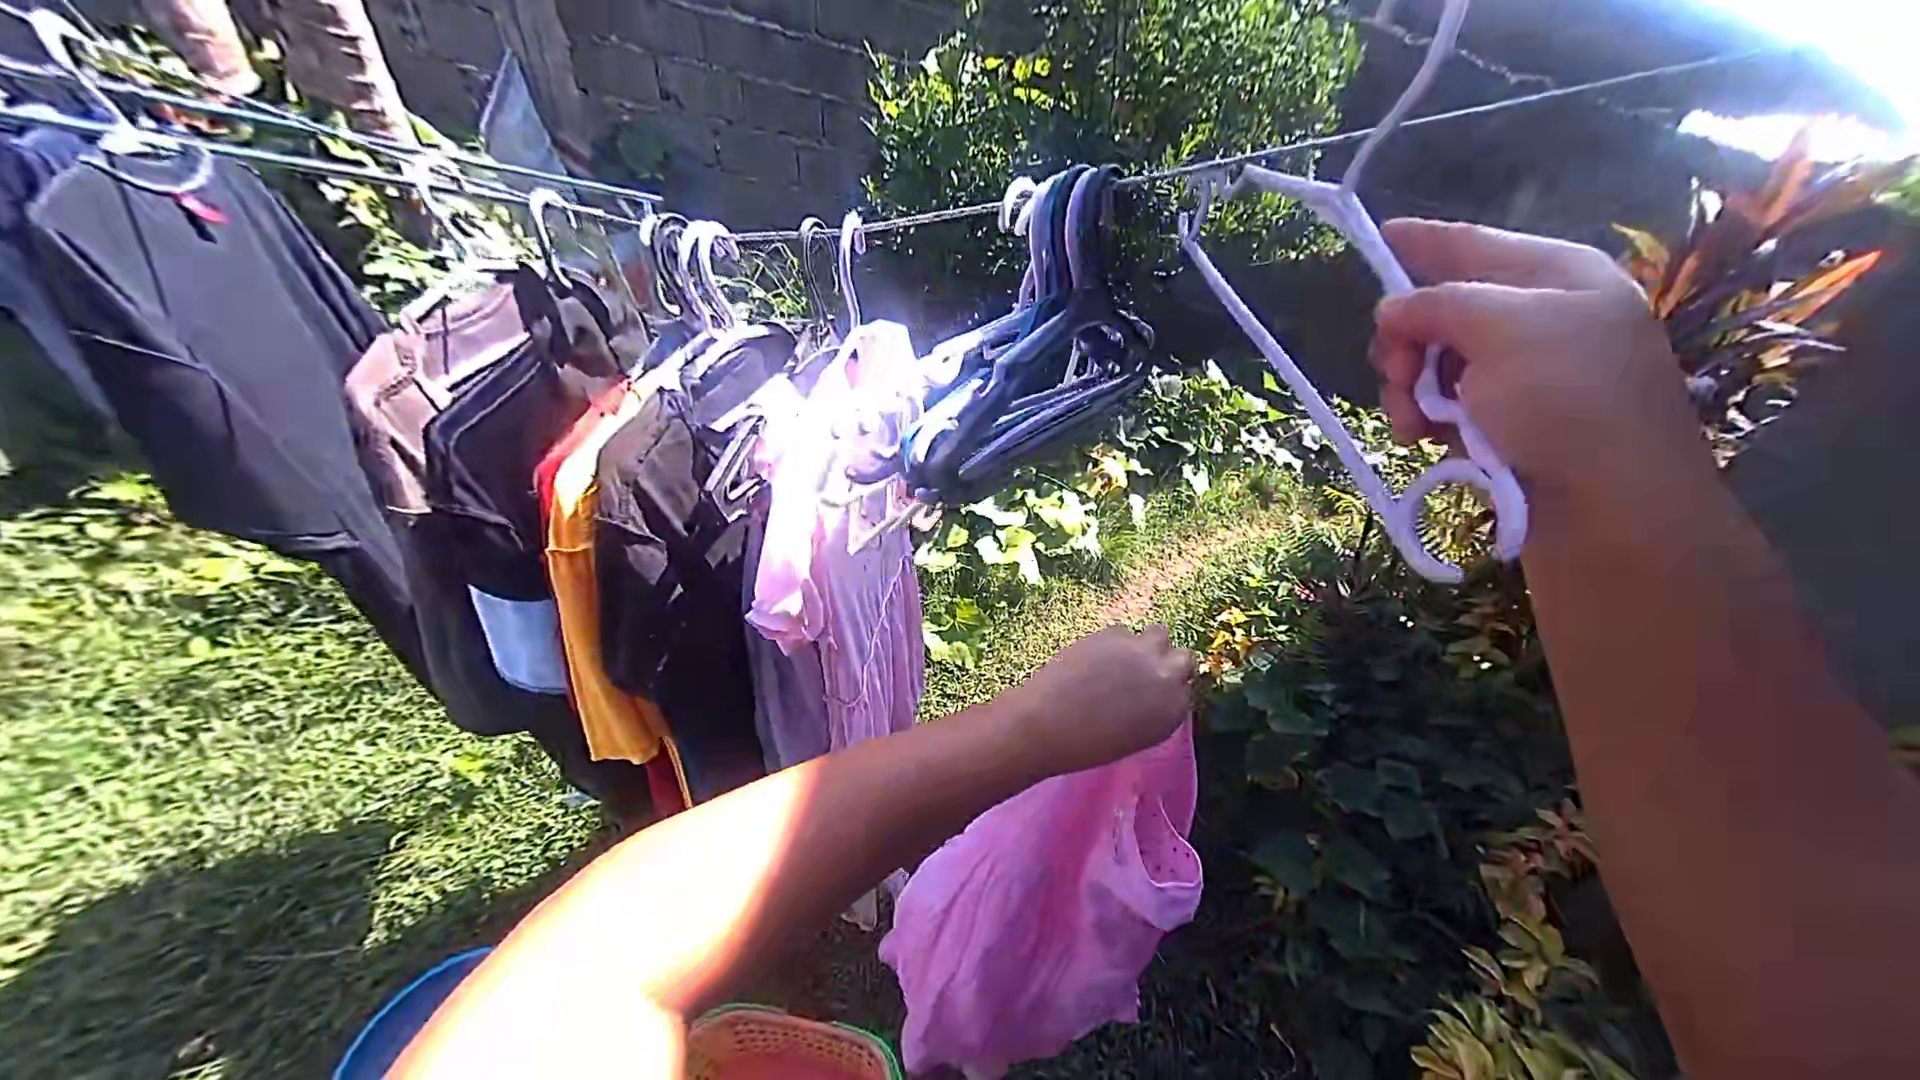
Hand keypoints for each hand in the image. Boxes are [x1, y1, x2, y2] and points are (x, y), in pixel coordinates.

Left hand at [1002, 625, 1194, 776]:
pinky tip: (1093, 655)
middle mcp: (1167, 678)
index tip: (1152, 688)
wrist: (1047, 724)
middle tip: (1142, 668)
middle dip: (1166, 660)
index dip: (1169, 685)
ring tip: (1119, 657)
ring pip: (1159, 634)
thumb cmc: (1085, 743)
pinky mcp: (1115, 634)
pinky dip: (1112, 640)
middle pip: (1184, 657)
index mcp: (1173, 711)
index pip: (1187, 688)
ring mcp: (1142, 652)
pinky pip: (1123, 631)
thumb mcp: (1135, 734)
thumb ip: (1152, 709)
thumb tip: (1150, 689)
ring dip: (1144, 643)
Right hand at [1369, 219, 1710, 506]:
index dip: (1422, 240)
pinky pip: (1436, 401)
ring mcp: (1513, 370)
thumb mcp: (1504, 330)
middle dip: (1404, 342)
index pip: (1471, 245)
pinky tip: (1421, 436)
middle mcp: (1531, 318)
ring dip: (1405, 389)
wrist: (1604, 498)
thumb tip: (1392, 308)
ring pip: (1428, 362)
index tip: (1379, 235)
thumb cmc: (1563, 400)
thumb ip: (1440, 304)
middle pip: (1437, 310)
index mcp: (1550, 277)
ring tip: (1412, 422)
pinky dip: (1419, 416)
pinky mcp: (1496, 415)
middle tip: (1396, 372)